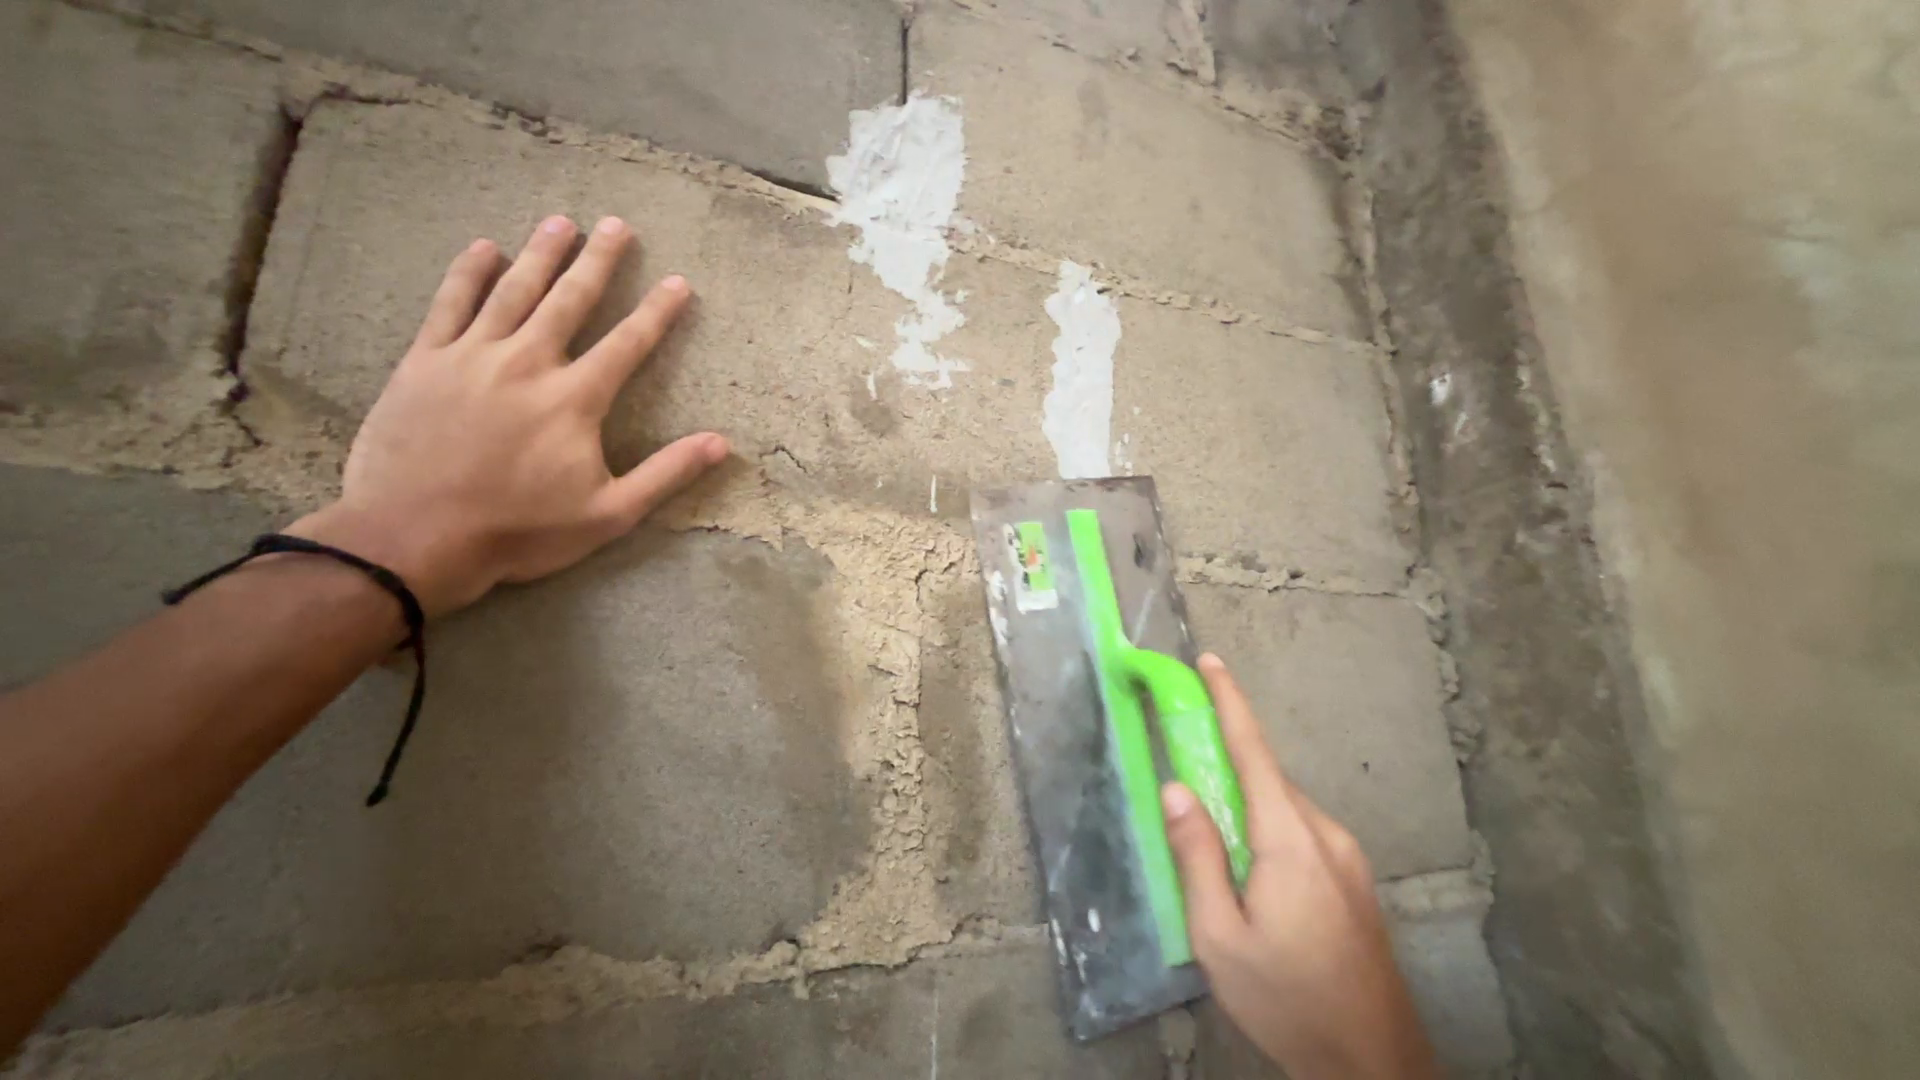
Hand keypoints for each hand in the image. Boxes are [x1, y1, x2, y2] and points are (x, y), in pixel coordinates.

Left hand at [288, 215, 728, 615]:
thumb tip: (720, 443)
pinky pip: (449, 304)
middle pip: (569, 300)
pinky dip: (467, 273)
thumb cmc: (520, 531)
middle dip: (598, 261)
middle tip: (618, 225)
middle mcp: (527, 363)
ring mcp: (471, 357)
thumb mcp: (609, 514)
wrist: (413, 538)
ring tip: (561, 222)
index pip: (628, 343)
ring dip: (540, 253)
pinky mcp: (424, 362)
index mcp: (574, 400)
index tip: (678, 281)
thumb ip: (666, 473)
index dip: (657, 311)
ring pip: (512, 290)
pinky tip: (483, 248)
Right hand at [1164, 654, 1438, 1079]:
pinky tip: (1253, 878)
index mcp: (1289, 839)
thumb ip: (1197, 857)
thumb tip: (1177, 789)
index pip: (1253, 750)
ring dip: (1245, 807)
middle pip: (1265, 778)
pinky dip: (1267, 830)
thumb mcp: (1219, 937)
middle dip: (1224, 765)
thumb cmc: (1287, 998)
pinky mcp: (1355, 881)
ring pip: (1283, 808)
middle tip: (1185, 781)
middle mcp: (1325, 834)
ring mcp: (1348, 857)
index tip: (1209, 661)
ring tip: (1217, 857)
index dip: (1229, 701)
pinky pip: (1301, 833)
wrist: (1374, 1062)